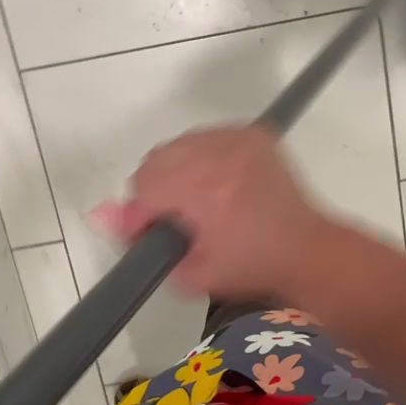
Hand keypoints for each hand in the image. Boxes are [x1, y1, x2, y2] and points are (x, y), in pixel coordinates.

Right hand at [91, 126, 333, 296]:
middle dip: (157, 191)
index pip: (143, 186)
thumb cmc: (250, 267)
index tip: (152, 232)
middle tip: (178, 220)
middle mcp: (221, 155)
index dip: (140, 214)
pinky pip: (204, 137)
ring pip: (177, 146)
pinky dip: (201, 158)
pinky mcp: (253, 134)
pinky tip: (217, 185)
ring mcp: (239, 140)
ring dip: (177, 172)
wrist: (306, 250)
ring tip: (199, 203)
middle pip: (156, 161)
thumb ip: (139, 242)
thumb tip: (99, 213)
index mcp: (206, 190)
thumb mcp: (190, 270)